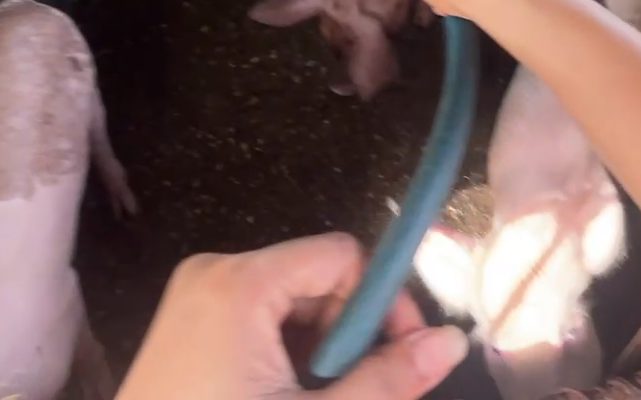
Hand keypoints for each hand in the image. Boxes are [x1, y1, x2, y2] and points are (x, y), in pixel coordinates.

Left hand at [119, 233, 467, 399]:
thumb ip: (387, 379)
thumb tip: (453, 342)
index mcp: (242, 281)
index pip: (342, 256)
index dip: (379, 302)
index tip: (398, 357)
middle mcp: (216, 269)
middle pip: (317, 276)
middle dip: (347, 333)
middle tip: (352, 392)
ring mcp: (196, 294)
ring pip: (292, 298)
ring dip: (319, 347)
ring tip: (312, 399)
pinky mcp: (187, 319)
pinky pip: (259, 313)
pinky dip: (285, 350)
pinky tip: (280, 395)